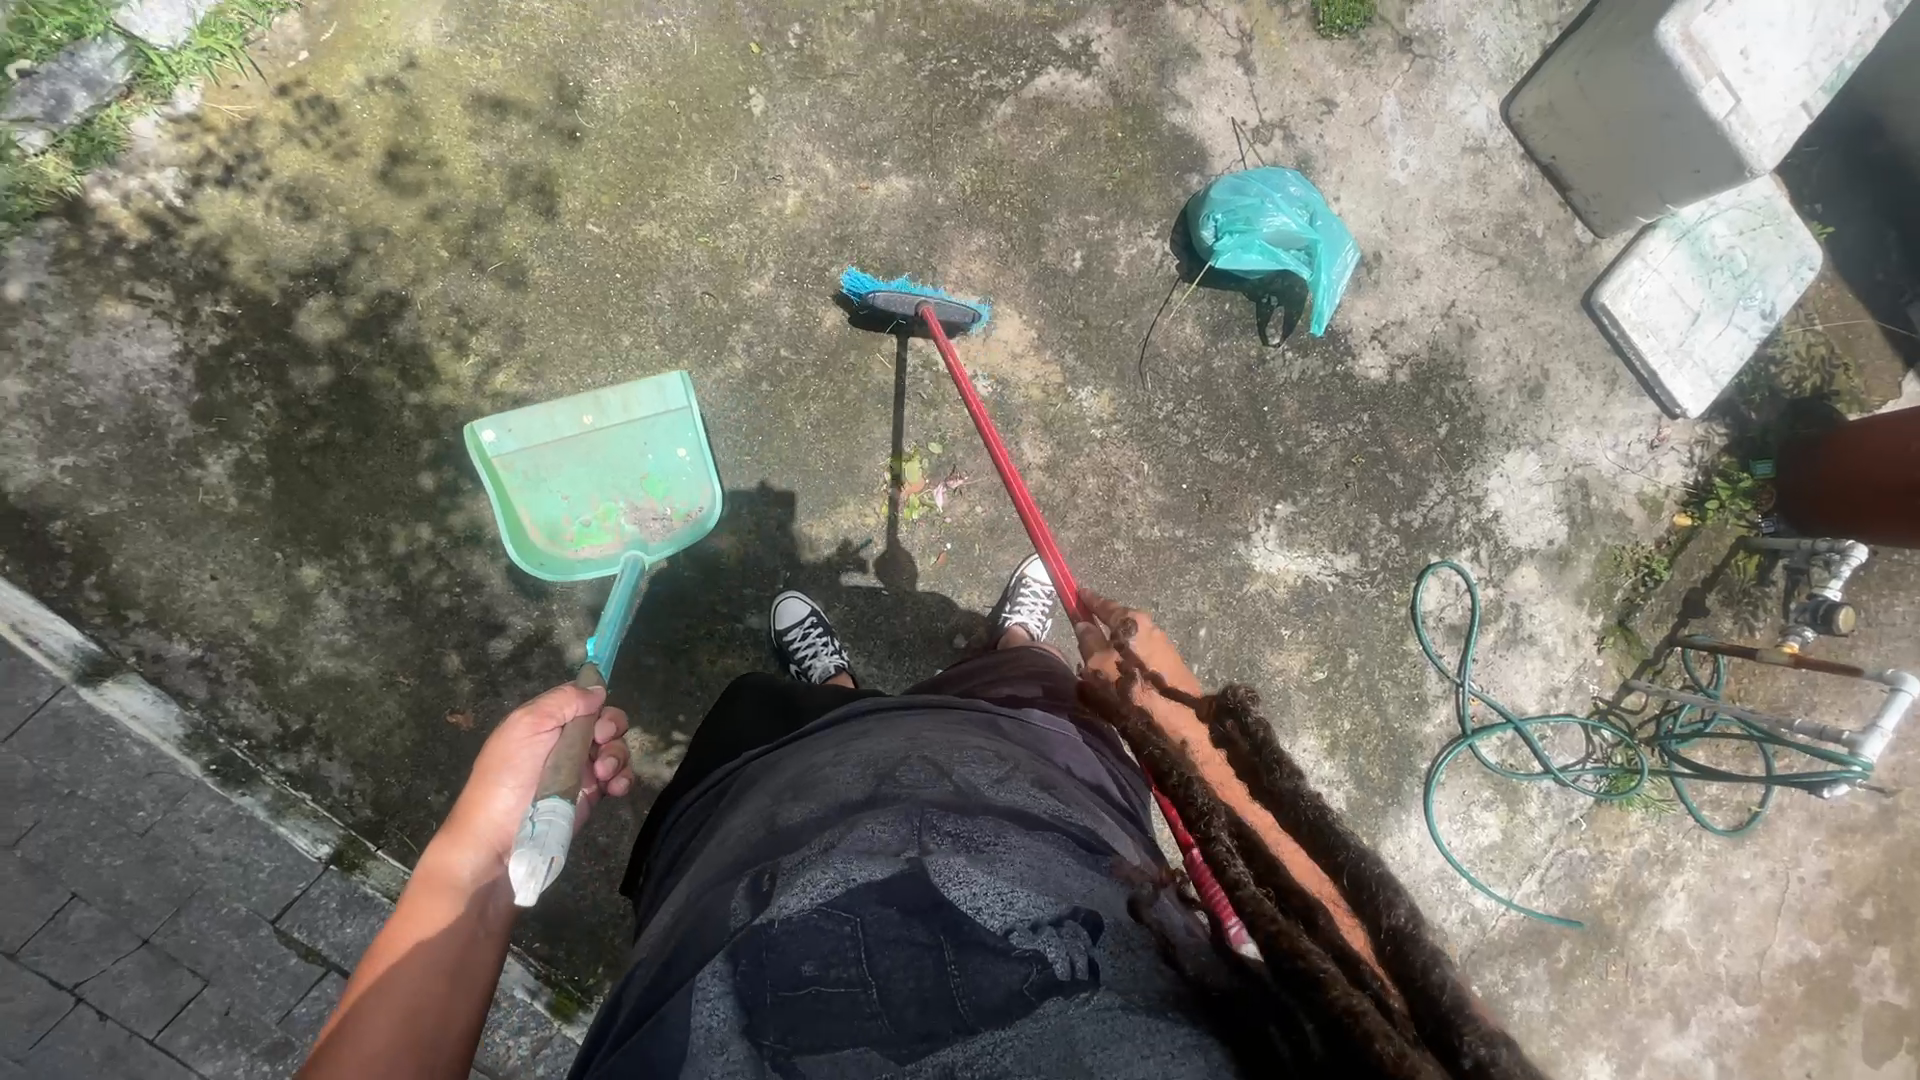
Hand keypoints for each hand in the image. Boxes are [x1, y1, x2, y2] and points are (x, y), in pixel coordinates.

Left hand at [435, 684, 634, 878]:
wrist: (498, 838)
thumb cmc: (508, 776)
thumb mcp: (527, 726)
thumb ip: (564, 701)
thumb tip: (599, 690)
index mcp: (547, 722)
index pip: (583, 701)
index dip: (596, 703)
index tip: (596, 715)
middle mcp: (566, 742)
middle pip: (606, 721)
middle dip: (612, 727)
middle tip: (601, 741)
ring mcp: (581, 768)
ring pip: (617, 748)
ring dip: (618, 754)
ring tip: (604, 773)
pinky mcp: (593, 793)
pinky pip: (621, 776)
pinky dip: (624, 778)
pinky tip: (616, 787)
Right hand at [1074, 592, 1202, 708]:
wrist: (1180, 719)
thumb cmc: (1132, 686)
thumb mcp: (1098, 665)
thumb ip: (1088, 641)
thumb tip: (1082, 623)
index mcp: (1132, 621)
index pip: (1104, 604)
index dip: (1087, 599)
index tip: (1077, 591)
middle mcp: (1150, 627)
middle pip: (1118, 624)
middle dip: (1101, 628)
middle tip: (1083, 636)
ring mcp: (1163, 647)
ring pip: (1128, 643)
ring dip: (1113, 650)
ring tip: (1099, 667)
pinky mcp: (1170, 666)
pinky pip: (1138, 658)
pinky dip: (1126, 663)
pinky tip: (1119, 679)